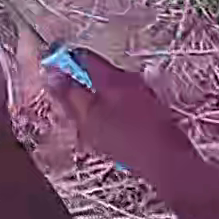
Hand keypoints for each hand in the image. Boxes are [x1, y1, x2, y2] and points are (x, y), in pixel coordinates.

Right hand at [42, 47, 184, 163]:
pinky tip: (109, 129)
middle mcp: (131, 80)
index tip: (51, 68)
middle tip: (67, 99)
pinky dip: (112, 109)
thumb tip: (52, 74)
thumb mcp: (86, 116)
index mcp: (111, 77)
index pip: (82, 56)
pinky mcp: (154, 112)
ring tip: (87, 119)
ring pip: (112, 89)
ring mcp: (145, 95)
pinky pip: (125, 103)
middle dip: (80, 82)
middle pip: (98, 72)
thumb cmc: (123, 138)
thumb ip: (68, 93)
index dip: (63, 59)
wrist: (167, 162)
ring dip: (97, 97)